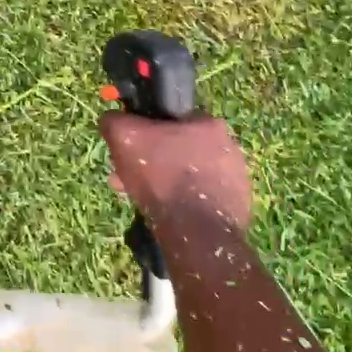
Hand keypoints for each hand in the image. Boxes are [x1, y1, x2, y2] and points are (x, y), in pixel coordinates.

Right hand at [99, 112, 251, 232]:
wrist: (196, 232)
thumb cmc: (160, 175)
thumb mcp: (122, 135)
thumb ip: (114, 119)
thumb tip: (114, 120)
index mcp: (209, 124)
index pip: (168, 119)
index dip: (141, 132)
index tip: (127, 150)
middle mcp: (229, 147)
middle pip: (174, 147)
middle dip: (147, 160)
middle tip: (128, 176)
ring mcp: (237, 178)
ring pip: (185, 172)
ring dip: (162, 180)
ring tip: (140, 195)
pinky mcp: (237, 205)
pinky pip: (200, 194)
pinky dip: (181, 199)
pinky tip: (164, 209)